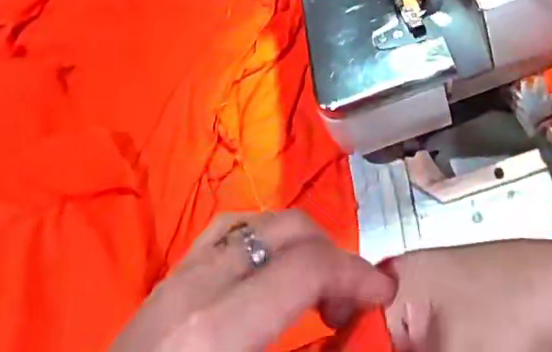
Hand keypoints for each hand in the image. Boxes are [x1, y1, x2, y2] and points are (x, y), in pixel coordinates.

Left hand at [109, 211, 395, 351]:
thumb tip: (346, 330)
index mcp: (219, 328)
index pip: (302, 268)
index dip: (353, 274)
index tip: (384, 294)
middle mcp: (200, 283)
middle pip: (282, 231)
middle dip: (331, 253)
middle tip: (352, 301)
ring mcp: (179, 272)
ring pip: (254, 222)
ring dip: (297, 242)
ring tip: (318, 285)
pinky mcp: (168, 276)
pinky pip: (223, 232)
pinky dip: (260, 237)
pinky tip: (272, 266)